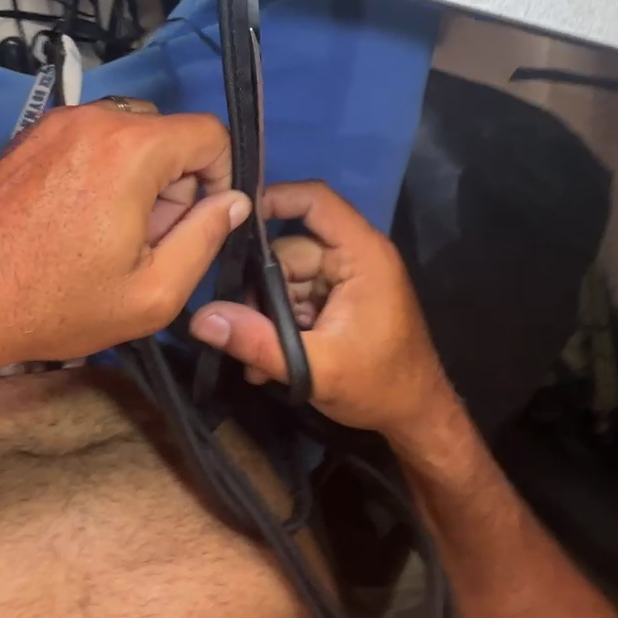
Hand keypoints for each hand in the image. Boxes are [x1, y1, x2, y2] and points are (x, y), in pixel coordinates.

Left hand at [0, 102, 250, 373]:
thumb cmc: (52, 303)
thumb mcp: (152, 293)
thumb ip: (206, 238)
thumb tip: (233, 202)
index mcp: (131, 149)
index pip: (210, 134)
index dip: (221, 178)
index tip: (201, 222)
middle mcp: (95, 118)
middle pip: (170, 133)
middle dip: (177, 182)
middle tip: (149, 240)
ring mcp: (57, 122)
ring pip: (132, 134)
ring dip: (142, 176)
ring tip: (112, 234)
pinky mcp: (31, 135)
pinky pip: (93, 138)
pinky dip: (105, 169)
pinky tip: (78, 221)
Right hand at [187, 181, 456, 445]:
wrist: (416, 419)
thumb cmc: (380, 386)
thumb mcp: (315, 368)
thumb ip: (258, 342)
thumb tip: (202, 319)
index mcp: (362, 254)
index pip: (316, 200)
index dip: (276, 198)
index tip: (233, 217)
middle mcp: (354, 256)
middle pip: (290, 249)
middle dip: (262, 289)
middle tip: (240, 326)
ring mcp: (345, 278)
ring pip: (287, 277)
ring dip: (269, 313)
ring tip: (256, 359)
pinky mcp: (338, 300)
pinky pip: (297, 297)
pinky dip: (281, 323)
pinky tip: (269, 360)